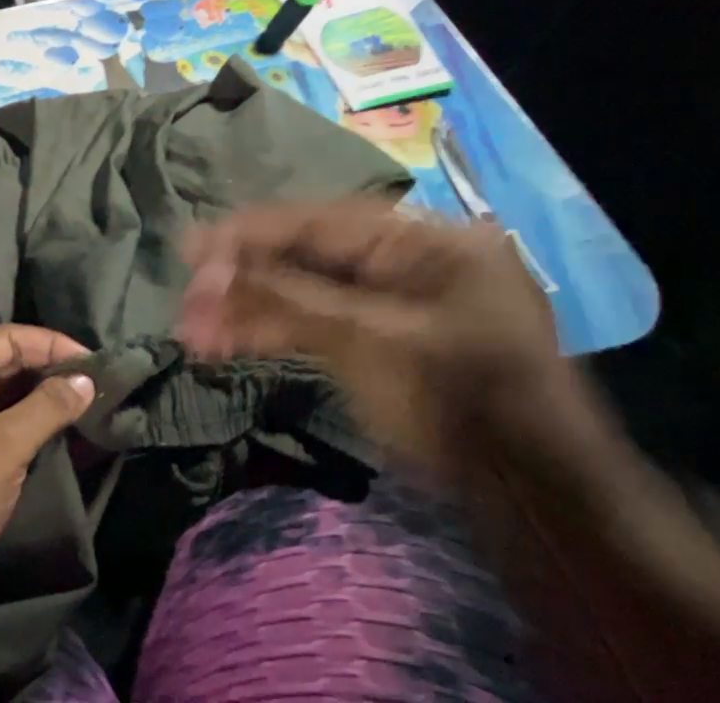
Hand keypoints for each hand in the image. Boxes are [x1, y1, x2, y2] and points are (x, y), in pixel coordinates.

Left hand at [0, 325, 95, 582]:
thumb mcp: (8, 445)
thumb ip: (48, 406)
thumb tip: (87, 379)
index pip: (4, 339)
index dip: (50, 344)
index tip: (95, 360)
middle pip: (2, 358)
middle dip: (48, 365)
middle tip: (96, 378)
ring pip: (1, 383)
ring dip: (41, 387)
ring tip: (86, 393)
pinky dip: (27, 409)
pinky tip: (59, 414)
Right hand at [177, 200, 566, 476]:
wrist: (532, 497)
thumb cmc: (463, 401)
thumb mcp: (373, 341)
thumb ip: (287, 298)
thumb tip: (209, 269)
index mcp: (426, 243)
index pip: (317, 222)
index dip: (247, 235)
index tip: (188, 248)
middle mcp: (408, 264)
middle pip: (302, 257)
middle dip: (239, 280)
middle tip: (186, 304)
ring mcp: (391, 305)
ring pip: (298, 294)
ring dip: (244, 311)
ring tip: (192, 333)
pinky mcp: (376, 343)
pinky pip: (309, 324)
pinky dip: (267, 333)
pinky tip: (222, 344)